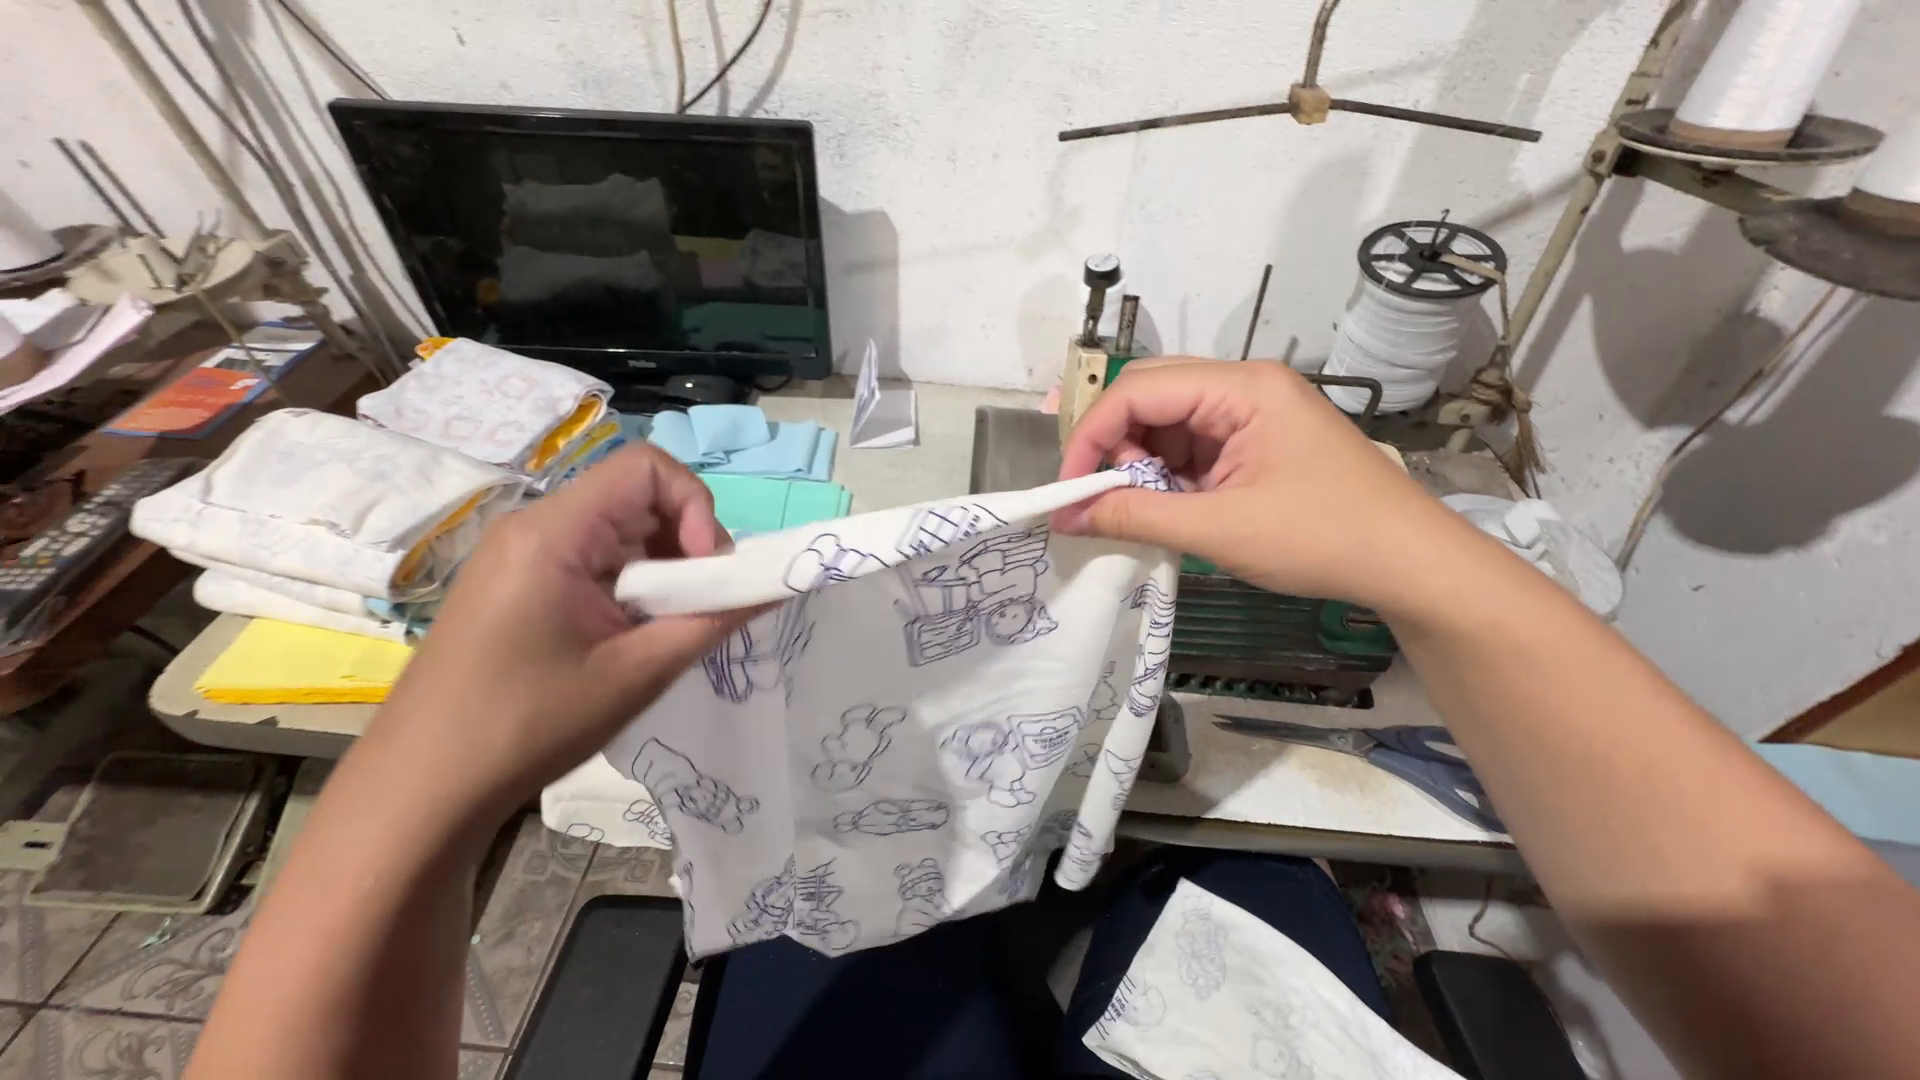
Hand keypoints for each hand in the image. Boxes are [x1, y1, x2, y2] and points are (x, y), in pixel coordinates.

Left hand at [371, 444, 753, 816]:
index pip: (647, 468)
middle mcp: (533, 527)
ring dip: (660, 567)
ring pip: (618, 529)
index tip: (706, 571)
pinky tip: (628, 635)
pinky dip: (630, 584)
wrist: (422, 788)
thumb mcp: (637, 674)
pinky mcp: (516, 583)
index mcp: (554, 534)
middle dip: (686, 542)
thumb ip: (713, 620)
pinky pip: (593, 557)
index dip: (695, 507)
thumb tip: (775, 585)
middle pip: (636, 496)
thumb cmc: (529, 726)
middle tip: (697, 608)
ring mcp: (520, 555)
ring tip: (664, 628)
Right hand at [1053, 359, 1477, 611]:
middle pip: (1150, 395)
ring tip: (1140, 508)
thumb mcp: (1219, 530)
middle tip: (1099, 496)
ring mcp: (1253, 412)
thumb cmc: (1322, 538)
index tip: (1066, 487)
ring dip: (1141, 462)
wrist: (1410, 563)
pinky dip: (1168, 475)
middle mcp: (1244, 385)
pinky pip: (1192, 444)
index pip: (1138, 389)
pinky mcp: (1257, 440)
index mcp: (1241, 386)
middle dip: (1115, 445)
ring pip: (1167, 421)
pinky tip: (1168, 506)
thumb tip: (1067, 517)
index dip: (1091, 435)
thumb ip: (1136, 517)